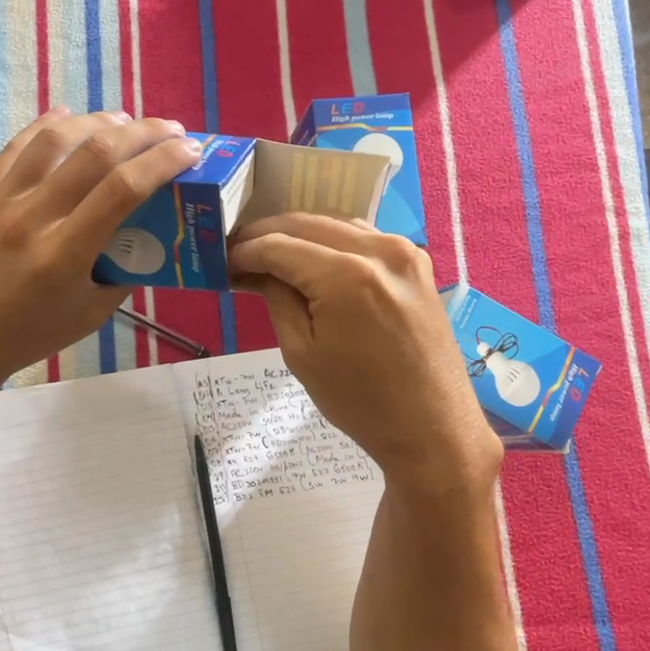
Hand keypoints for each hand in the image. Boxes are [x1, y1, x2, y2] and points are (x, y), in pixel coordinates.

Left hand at [0, 108, 199, 394]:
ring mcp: (0, 203)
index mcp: (64, 255)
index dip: (162, 161)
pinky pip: (16, 148)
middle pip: (95, 154)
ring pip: (54, 139)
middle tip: (168, 130)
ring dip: (97, 121)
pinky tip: (69, 118)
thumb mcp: (92, 313)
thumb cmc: (33, 333)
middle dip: (142, 133)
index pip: (122, 189)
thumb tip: (152, 227)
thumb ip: (124, 268)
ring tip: (123, 121)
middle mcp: (32, 219)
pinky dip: (47, 126)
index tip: (189, 150)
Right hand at [229, 214, 500, 490]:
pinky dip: (330, 242)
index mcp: (346, 275)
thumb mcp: (301, 353)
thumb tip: (255, 270)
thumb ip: (276, 299)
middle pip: (306, 224)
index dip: (243, 251)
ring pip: (335, 224)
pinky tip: (309, 261)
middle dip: (266, 235)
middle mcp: (378, 250)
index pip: (279, 246)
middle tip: (235, 254)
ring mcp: (404, 252)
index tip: (219, 261)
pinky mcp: (416, 263)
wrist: (431, 427)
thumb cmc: (359, 401)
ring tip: (268, 258)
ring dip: (298, 235)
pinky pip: (362, 237)